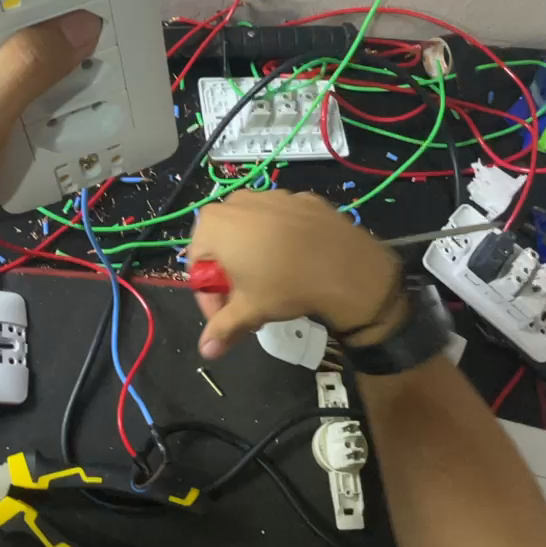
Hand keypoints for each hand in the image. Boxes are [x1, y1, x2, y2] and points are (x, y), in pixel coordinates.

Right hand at [187, 190, 402, 358]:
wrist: (348, 267)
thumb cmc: (285, 285)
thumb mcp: (249, 310)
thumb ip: (222, 328)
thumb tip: (206, 351)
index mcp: (214, 224)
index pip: (197, 265)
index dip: (209, 297)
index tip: (225, 317)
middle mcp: (236, 201)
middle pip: (221, 243)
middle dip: (230, 274)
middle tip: (248, 300)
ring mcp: (272, 195)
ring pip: (251, 229)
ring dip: (253, 255)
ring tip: (273, 282)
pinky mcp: (301, 198)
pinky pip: (281, 221)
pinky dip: (281, 239)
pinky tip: (297, 261)